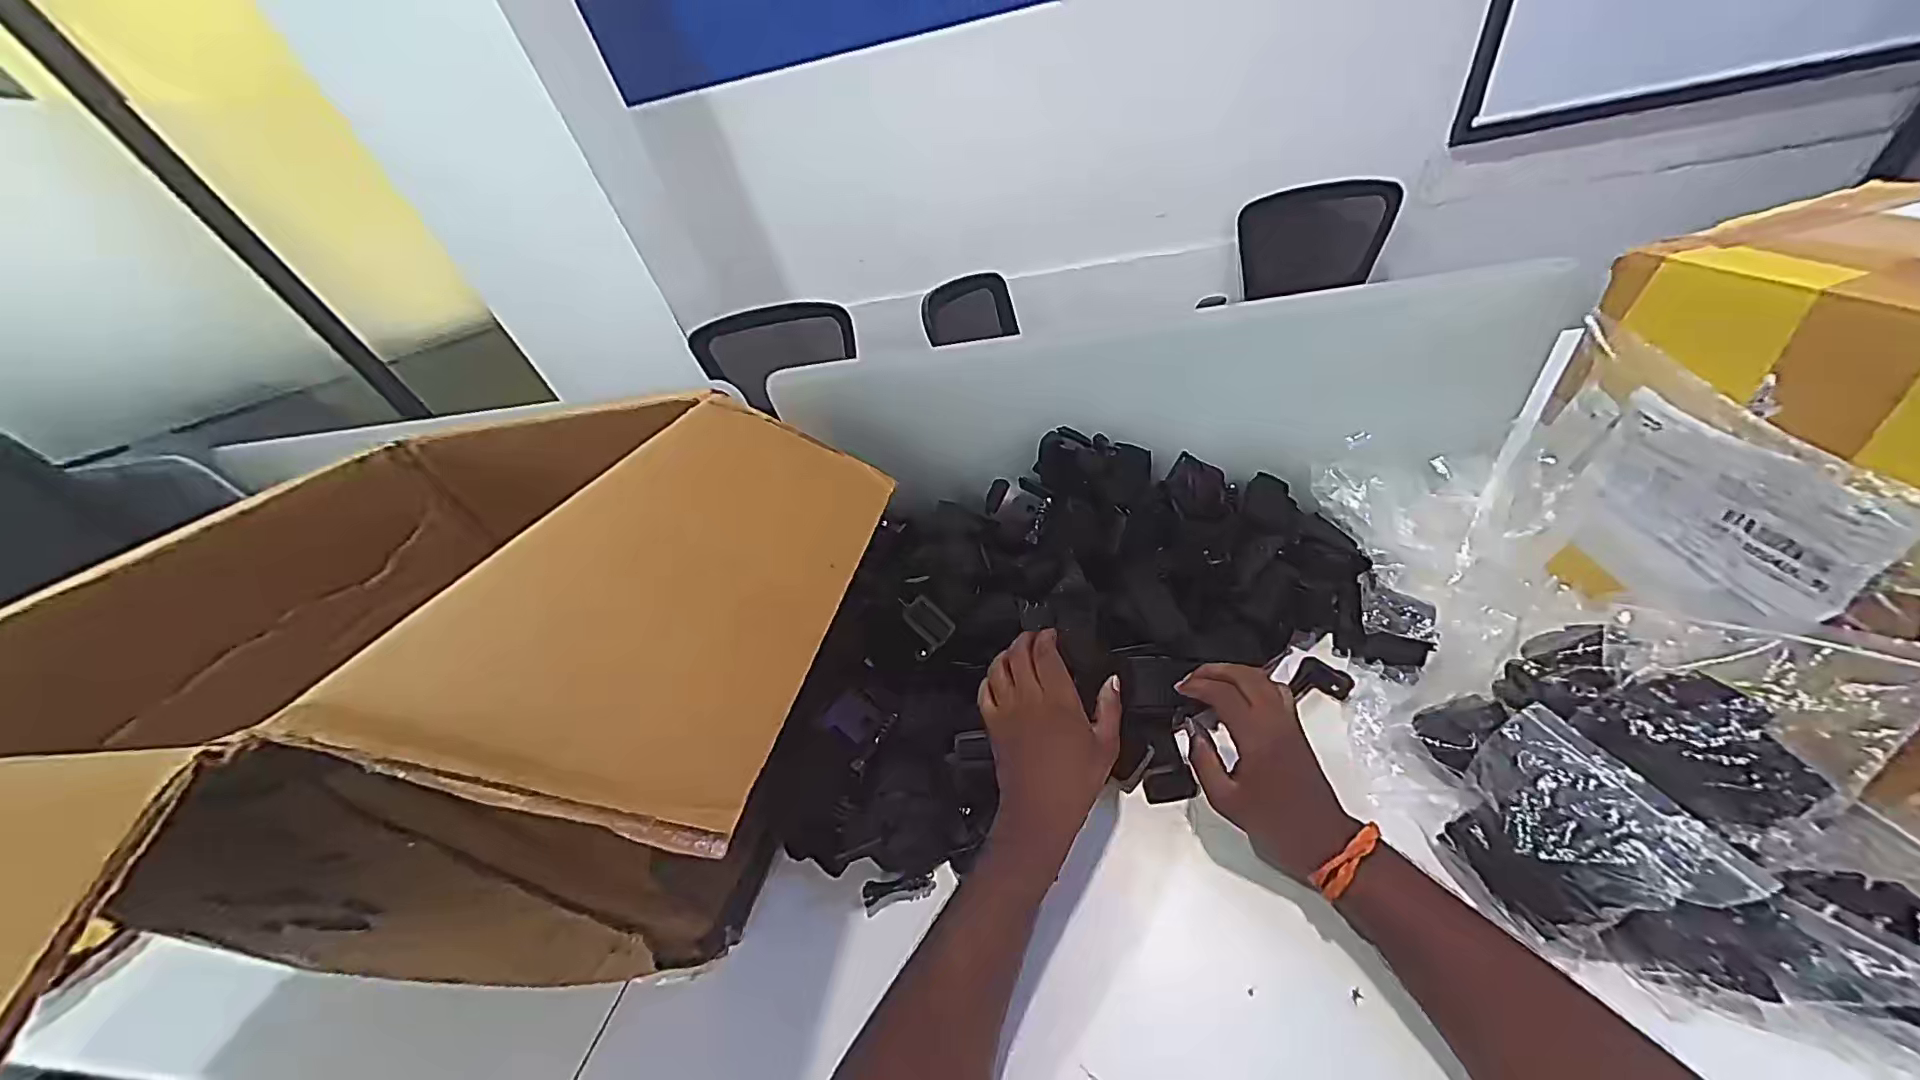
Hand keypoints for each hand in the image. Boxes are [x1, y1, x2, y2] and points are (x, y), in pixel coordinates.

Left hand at [977, 630, 1120, 874]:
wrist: (1040, 810)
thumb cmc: (1073, 783)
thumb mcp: (1106, 745)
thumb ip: (1110, 707)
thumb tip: (1112, 683)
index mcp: (1059, 700)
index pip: (1045, 653)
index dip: (1046, 637)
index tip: (1052, 634)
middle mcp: (1029, 700)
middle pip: (1019, 653)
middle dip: (1026, 638)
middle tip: (1035, 637)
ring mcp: (1008, 711)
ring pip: (998, 667)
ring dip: (1007, 653)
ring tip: (1017, 651)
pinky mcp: (994, 725)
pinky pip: (984, 691)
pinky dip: (989, 678)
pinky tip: (998, 678)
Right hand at [1182, 663, 1359, 882]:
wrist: (1321, 840)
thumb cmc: (1279, 824)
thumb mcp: (1225, 798)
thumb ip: (1203, 760)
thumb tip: (1192, 734)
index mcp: (1257, 737)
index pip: (1223, 693)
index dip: (1197, 685)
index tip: (1182, 688)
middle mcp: (1276, 723)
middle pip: (1244, 675)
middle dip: (1213, 670)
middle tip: (1192, 679)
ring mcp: (1289, 724)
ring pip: (1262, 678)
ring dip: (1234, 673)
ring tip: (1211, 681)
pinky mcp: (1296, 730)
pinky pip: (1275, 691)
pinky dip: (1253, 683)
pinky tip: (1240, 695)